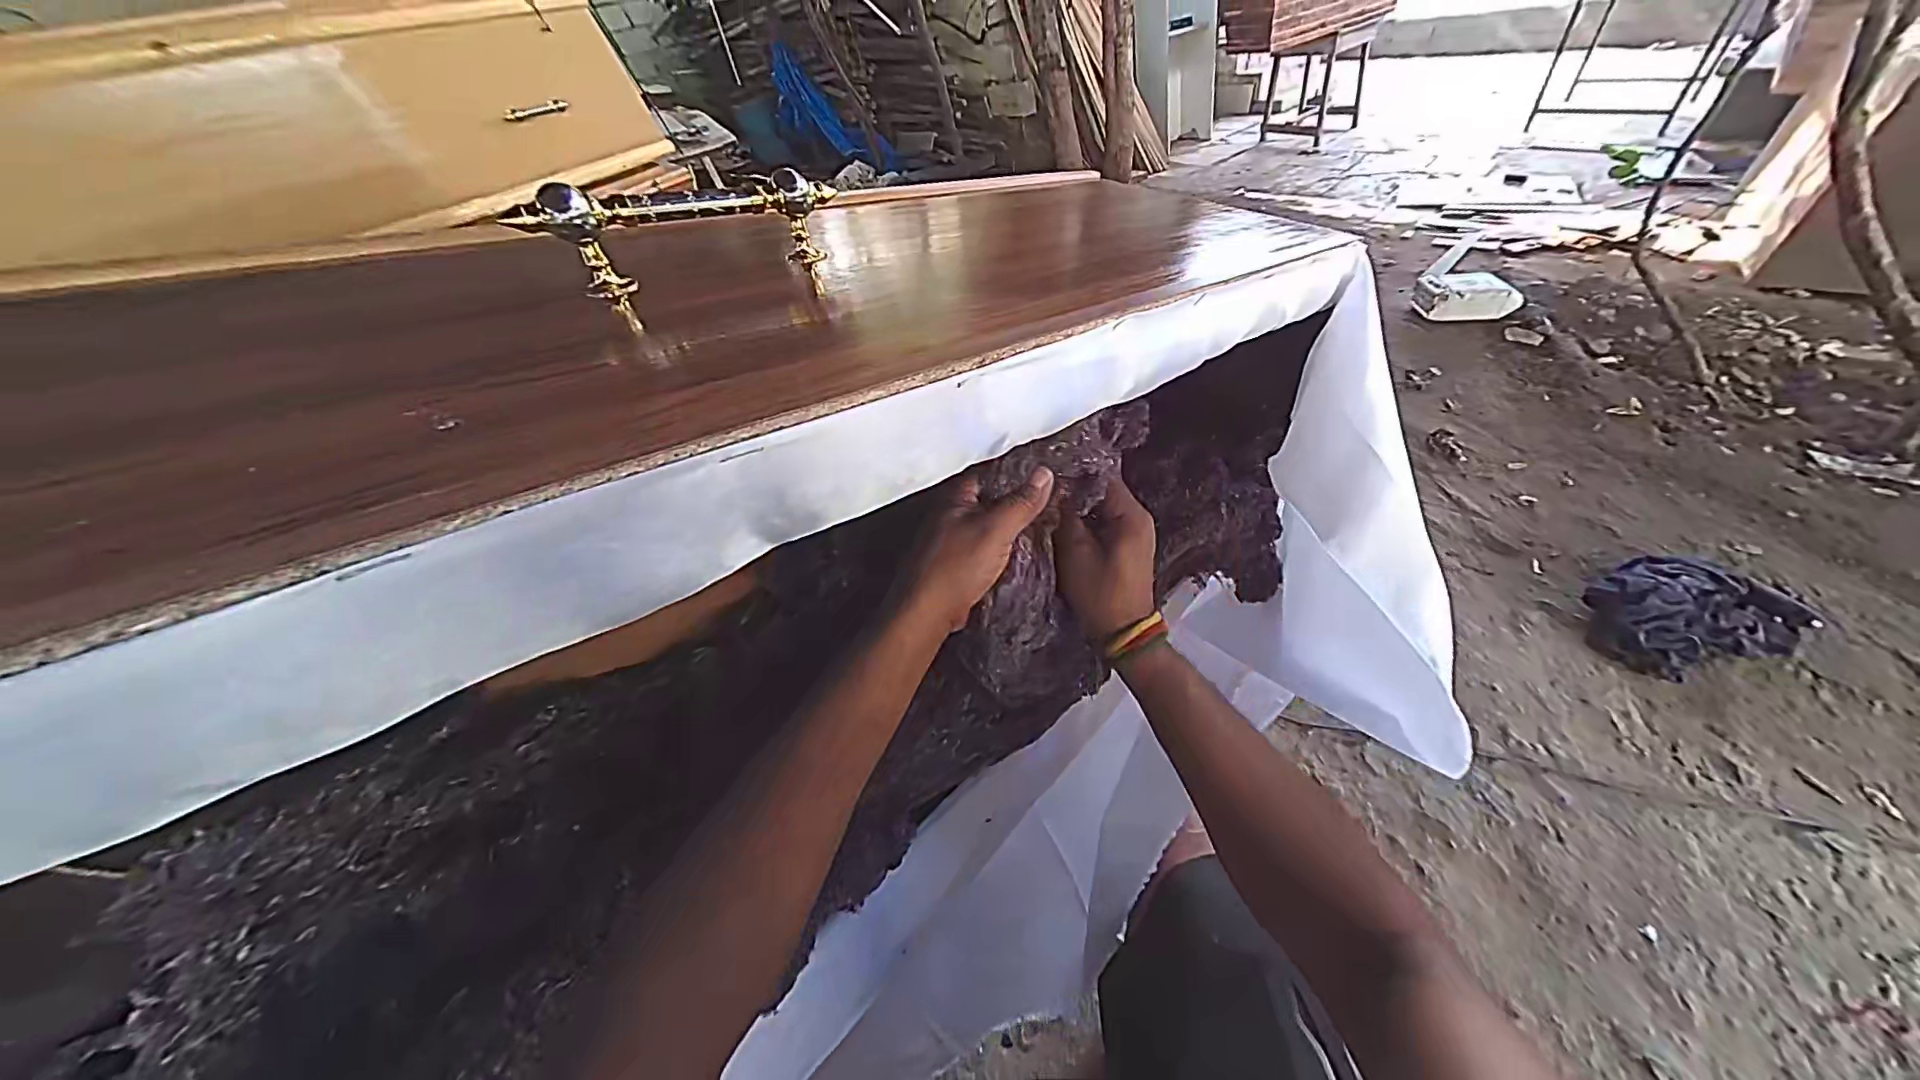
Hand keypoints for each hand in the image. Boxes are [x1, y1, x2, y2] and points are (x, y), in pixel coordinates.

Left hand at [896, 467, 1054, 634]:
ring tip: (1039, 530)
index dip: (1014, 473)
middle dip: (1016, 504)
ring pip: (989, 529)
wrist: (928, 612)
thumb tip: (1043, 474)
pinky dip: (1002, 553)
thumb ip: (1020, 503)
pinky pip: (986, 552)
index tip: (1041, 476)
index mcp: (956, 500)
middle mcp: (951, 517)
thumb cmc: (954, 567)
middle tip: (1047, 504)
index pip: (988, 474)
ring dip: (1010, 531)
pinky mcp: (957, 567)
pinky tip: (1019, 558)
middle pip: (990, 502)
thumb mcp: (996, 529)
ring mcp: (952, 543)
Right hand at [1053, 475, 1156, 640]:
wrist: (1125, 633)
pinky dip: (1088, 520)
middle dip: (1075, 489)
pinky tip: (1066, 523)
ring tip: (1051, 504)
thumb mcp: (1075, 552)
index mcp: (1131, 514)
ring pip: (1103, 506)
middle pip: (1104, 490)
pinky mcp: (1129, 545)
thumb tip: (1055, 489)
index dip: (1074, 472)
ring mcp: (1136, 532)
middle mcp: (1139, 517)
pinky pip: (1107, 522)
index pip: (1102, 476)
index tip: (1048, 474)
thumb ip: (1066, 516)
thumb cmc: (1100, 593)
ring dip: (1080, 506)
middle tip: (1045, 489)